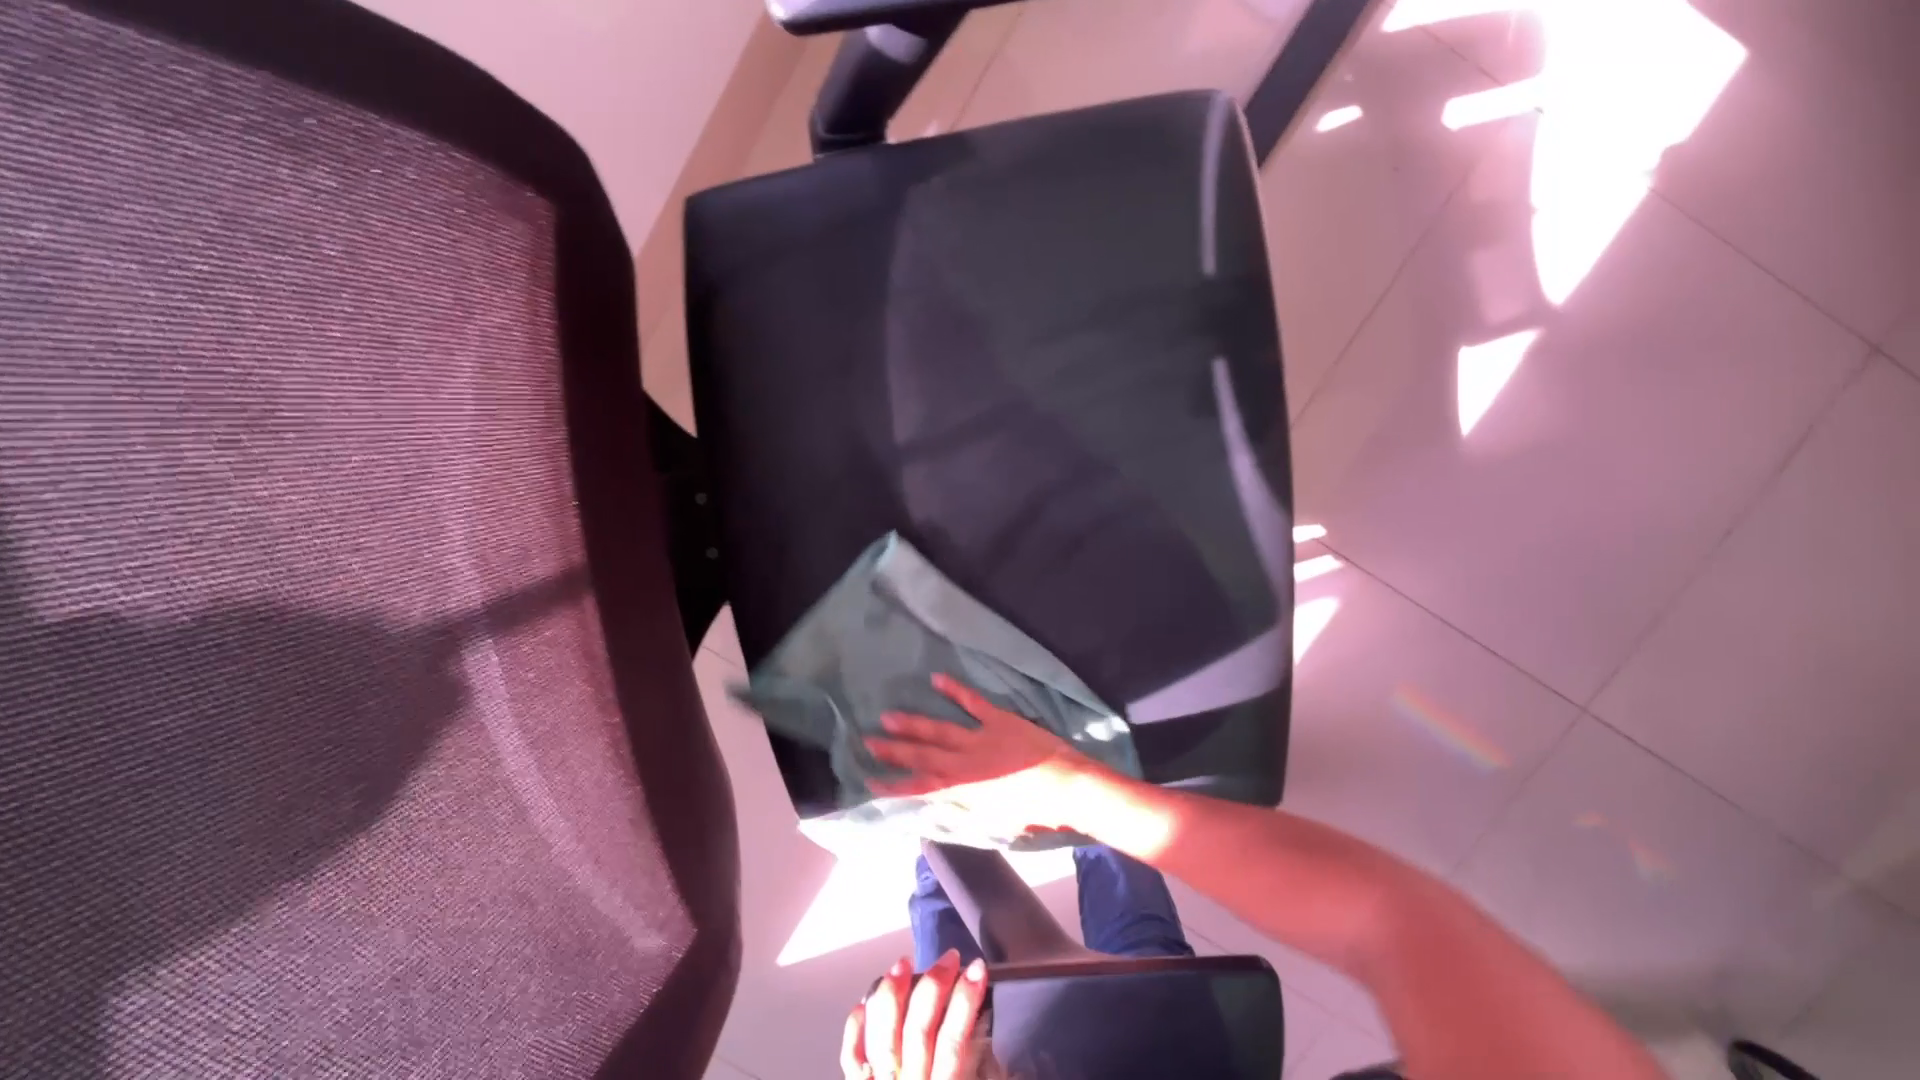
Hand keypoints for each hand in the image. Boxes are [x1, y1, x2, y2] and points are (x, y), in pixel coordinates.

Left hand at [842, 950, 988, 1079]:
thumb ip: (984, 1075)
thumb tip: (995, 1046)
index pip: (953, 1042)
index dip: (966, 1002)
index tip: (979, 969)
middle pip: (917, 1030)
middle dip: (934, 987)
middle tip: (950, 958)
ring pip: (881, 1037)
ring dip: (892, 996)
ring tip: (905, 963)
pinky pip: (851, 1061)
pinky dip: (855, 1029)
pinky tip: (865, 1001)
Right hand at [865, 675, 1099, 828]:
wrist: (1069, 788)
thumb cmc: (1036, 813)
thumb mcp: (996, 822)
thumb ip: (966, 811)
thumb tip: (941, 804)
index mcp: (964, 790)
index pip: (920, 787)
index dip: (893, 785)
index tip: (871, 780)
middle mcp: (965, 762)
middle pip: (922, 755)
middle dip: (893, 750)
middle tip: (867, 741)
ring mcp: (981, 738)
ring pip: (938, 730)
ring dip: (912, 724)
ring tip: (888, 717)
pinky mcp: (999, 720)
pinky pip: (972, 702)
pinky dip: (954, 690)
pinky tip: (936, 679)